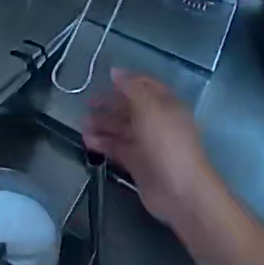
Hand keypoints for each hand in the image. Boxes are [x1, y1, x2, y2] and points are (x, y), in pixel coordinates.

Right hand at [83, 68, 220, 229]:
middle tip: (87, 105)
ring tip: (83, 124)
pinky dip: (103, 143)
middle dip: (109, 104)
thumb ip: (132, 88)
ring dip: (103, 124)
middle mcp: (157, 122)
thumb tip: (116, 72)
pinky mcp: (138, 163)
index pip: (145, 86)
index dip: (126, 81)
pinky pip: (117, 148)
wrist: (180, 191)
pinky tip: (87, 141)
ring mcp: (147, 144)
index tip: (104, 79)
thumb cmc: (166, 142)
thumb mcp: (149, 107)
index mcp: (166, 105)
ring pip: (121, 128)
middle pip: (130, 108)